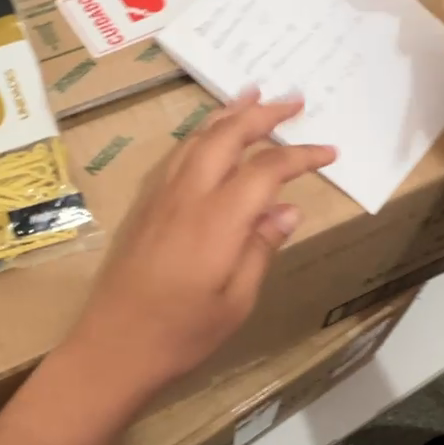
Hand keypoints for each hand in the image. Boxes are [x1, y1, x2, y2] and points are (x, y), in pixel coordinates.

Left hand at [63, 91, 335, 402]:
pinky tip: (209, 137)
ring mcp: (160, 196)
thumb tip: (287, 209)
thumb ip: (261, 248)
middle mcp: (187, 195)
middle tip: (294, 100)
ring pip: (196, 137)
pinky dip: (200, 134)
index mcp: (218, 220)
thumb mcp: (236, 301)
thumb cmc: (182, 334)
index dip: (301, 156)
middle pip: (227, 135)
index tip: (330, 152)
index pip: (266, 169)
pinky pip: (176, 154)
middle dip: (263, 113)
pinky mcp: (143, 205)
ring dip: (228, 114)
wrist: (113, 348)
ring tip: (253, 96)